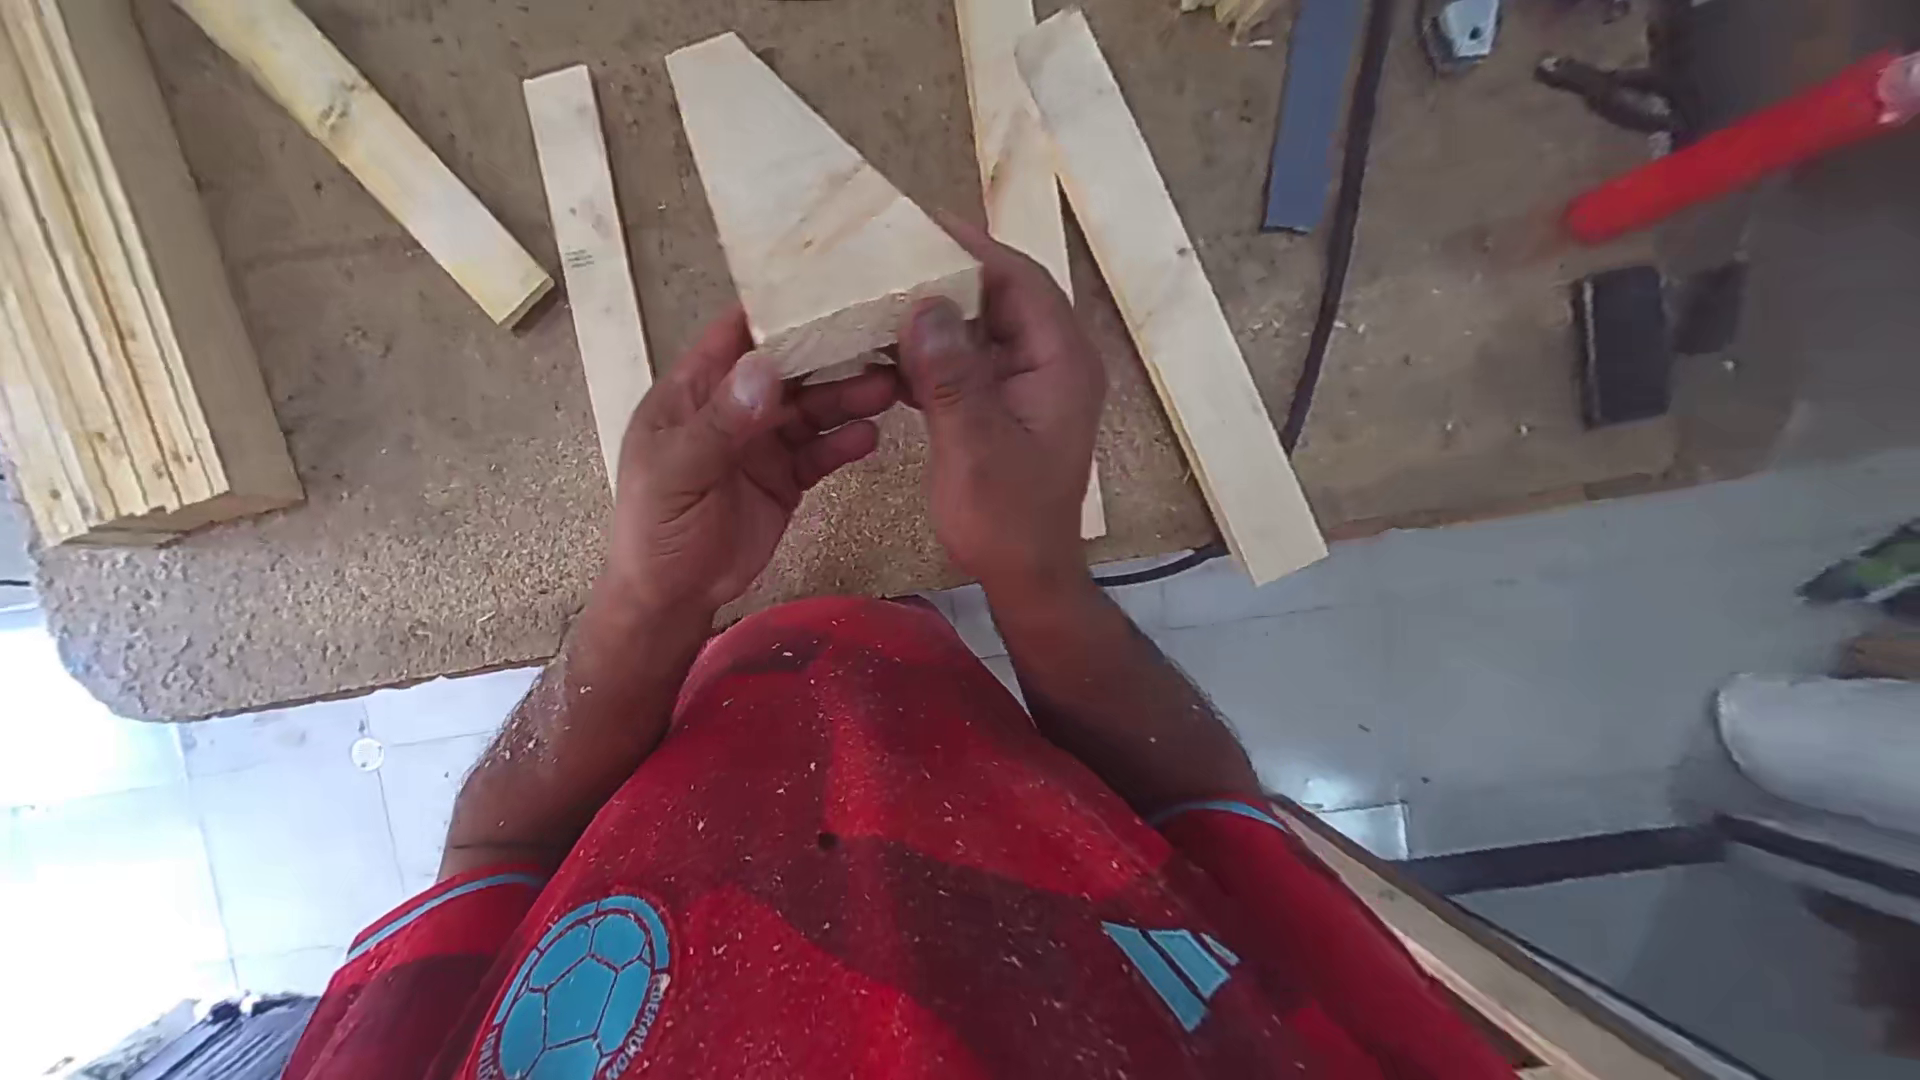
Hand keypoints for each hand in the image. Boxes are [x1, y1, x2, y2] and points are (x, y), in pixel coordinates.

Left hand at [600, 309, 899, 619]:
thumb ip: (721, 423)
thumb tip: (767, 368)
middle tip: (879, 345)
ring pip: (812, 410)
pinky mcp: (787, 476)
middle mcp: (734, 409)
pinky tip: (869, 439)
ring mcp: (763, 443)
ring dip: (846, 399)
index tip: (827, 290)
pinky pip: (820, 452)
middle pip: (789, 371)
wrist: (676, 595)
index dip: (778, 310)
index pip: (738, 335)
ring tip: (887, 391)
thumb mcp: (679, 473)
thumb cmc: (658, 528)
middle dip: (830, 357)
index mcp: (695, 392)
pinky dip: (843, 445)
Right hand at [898, 220, 1106, 593]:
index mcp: (1061, 362)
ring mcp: (1028, 383)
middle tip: (886, 256)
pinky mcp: (1005, 404)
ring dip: (934, 316)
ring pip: (979, 328)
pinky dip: (933, 355)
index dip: (969, 248)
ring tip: (878, 297)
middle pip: (999, 297)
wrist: (1026, 572)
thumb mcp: (976, 447)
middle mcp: (1051, 362)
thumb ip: (951, 376)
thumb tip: (922, 304)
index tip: (914, 224)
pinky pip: (968, 362)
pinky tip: (889, 352)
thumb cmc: (1008, 519)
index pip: (1019, 280)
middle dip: (944, 276)